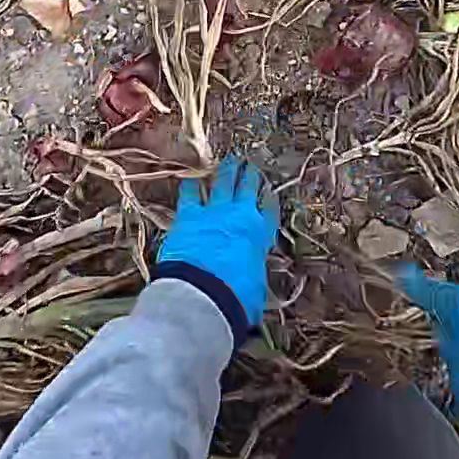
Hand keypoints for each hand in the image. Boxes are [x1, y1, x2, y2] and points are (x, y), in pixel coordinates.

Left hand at [158, 155, 279, 326]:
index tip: (268, 189)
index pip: (269, 209)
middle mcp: (240, 217)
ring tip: (230, 160)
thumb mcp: (256, 290)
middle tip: (250, 164)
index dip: (269, 197)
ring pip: (223, 183)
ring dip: (226, 170)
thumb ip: (255, 279)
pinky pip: (190, 194)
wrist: (202, 295)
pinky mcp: (189, 216)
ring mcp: (214, 213)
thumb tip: (255, 288)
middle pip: (248, 188)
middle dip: (250, 174)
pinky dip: (191, 184)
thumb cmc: (234, 298)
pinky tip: (189, 176)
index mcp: (259, 234)